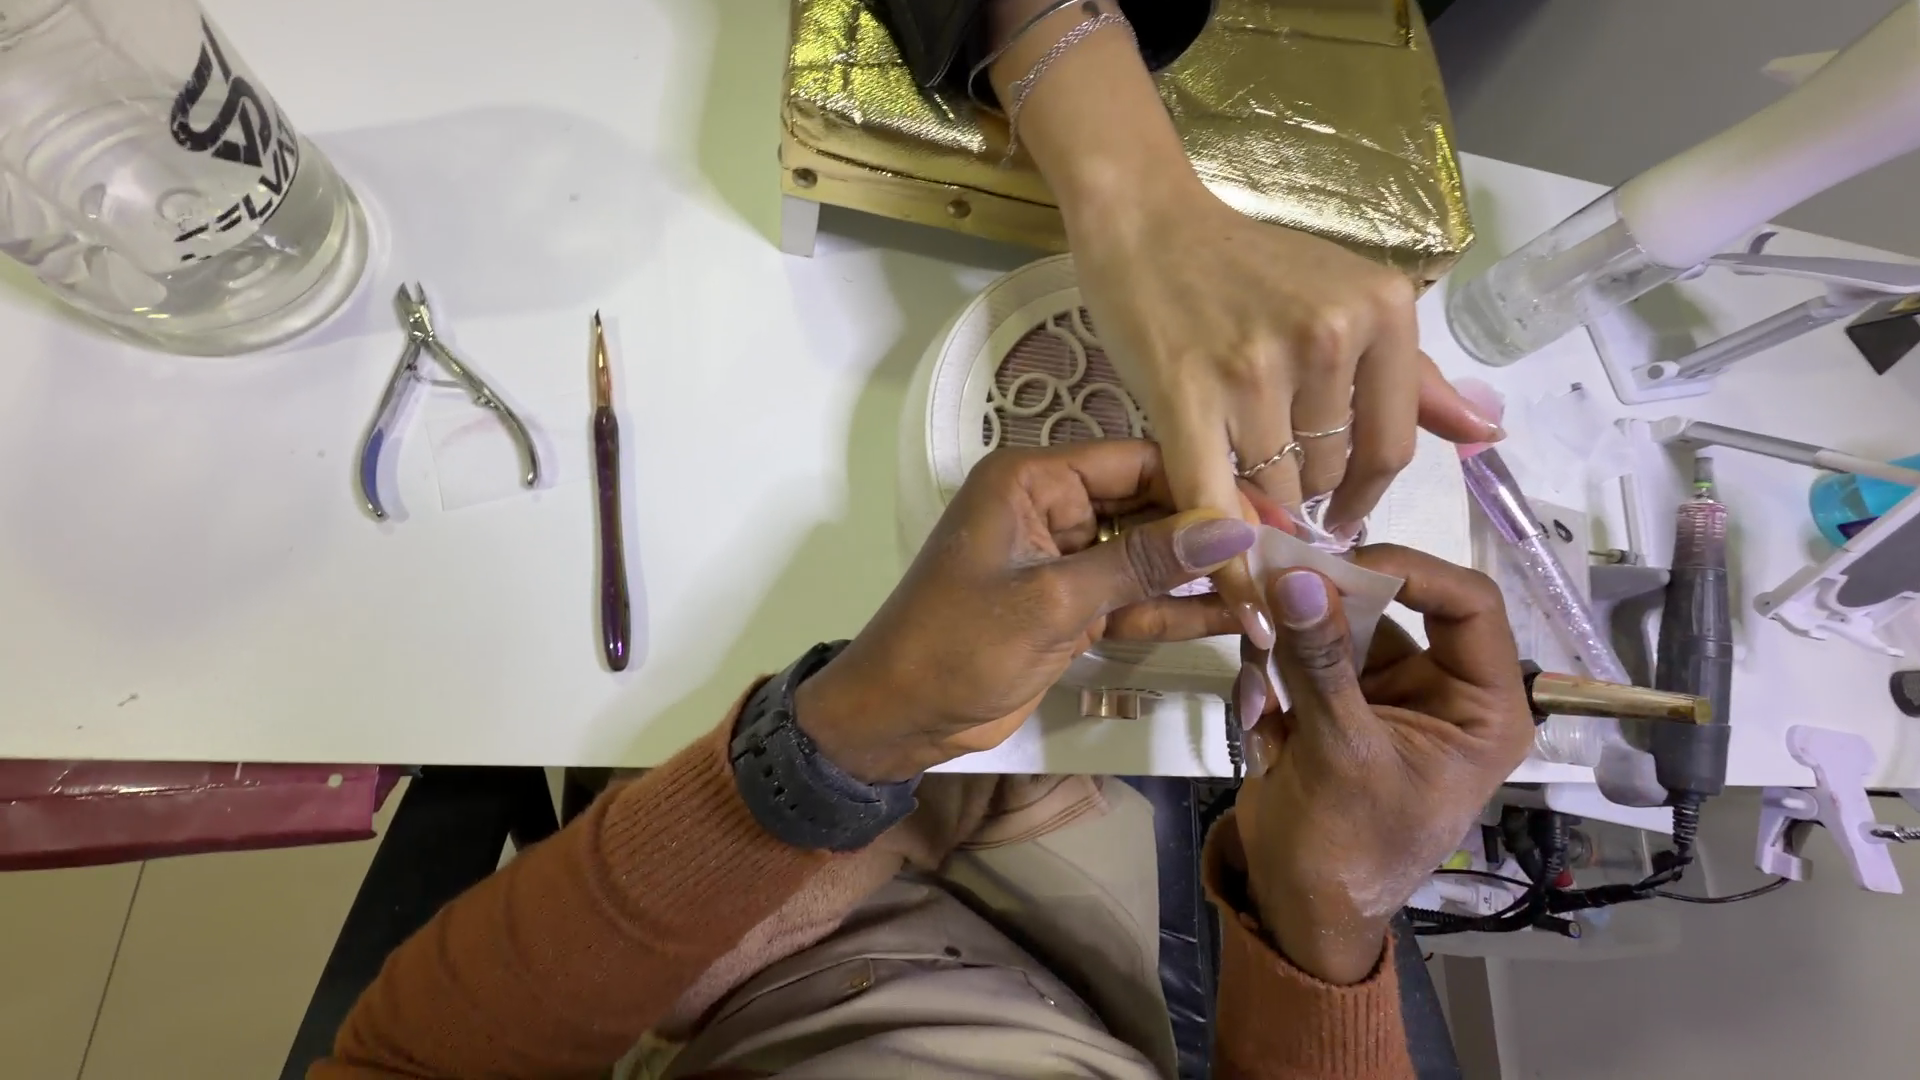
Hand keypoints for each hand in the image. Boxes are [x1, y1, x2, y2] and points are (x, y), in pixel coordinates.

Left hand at [796, 441, 1255, 783]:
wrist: (899, 717)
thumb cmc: (958, 645)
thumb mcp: (1053, 600)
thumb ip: (1143, 563)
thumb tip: (1232, 528)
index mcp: (1032, 480)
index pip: (1137, 461)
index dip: (1205, 484)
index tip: (1270, 511)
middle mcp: (1050, 507)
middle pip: (1148, 506)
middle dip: (1210, 533)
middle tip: (1287, 552)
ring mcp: (1062, 558)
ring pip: (1145, 556)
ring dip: (1200, 576)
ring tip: (1273, 587)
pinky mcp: (1070, 605)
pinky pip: (1131, 598)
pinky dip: (1172, 610)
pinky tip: (1232, 617)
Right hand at [1067, 180, 1502, 641]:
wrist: (1146, 223)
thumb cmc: (1240, 262)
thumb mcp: (1344, 296)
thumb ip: (1413, 371)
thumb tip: (1486, 433)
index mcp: (1381, 311)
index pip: (1391, 447)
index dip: (1364, 500)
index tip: (1336, 521)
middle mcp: (1329, 338)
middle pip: (1328, 475)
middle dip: (1302, 502)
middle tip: (1264, 501)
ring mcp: (1255, 368)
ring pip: (1274, 490)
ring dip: (1259, 512)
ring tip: (1229, 503)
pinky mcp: (1186, 394)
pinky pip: (1216, 498)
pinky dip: (1230, 559)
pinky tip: (1243, 597)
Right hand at [1230, 545, 1533, 983]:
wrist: (1298, 900)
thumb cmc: (1348, 843)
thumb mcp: (1340, 750)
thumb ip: (1318, 659)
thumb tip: (1294, 576)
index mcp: (1479, 703)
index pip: (1467, 604)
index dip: (1408, 570)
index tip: (1332, 562)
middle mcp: (1434, 685)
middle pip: (1388, 605)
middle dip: (1326, 602)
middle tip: (1266, 587)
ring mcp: (1377, 690)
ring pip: (1332, 625)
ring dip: (1287, 642)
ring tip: (1261, 690)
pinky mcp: (1329, 698)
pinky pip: (1297, 653)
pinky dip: (1269, 669)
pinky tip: (1259, 717)